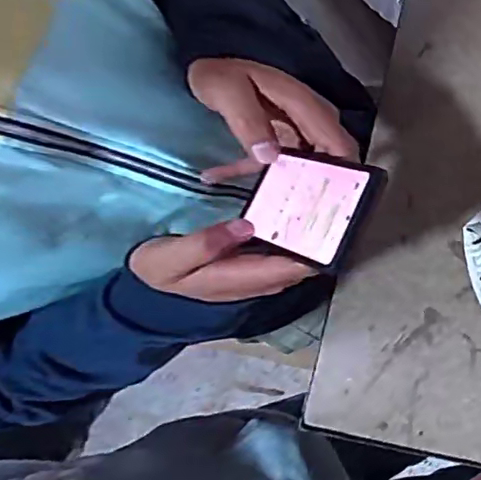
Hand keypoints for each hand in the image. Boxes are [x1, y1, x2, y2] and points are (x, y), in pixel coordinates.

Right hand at [129, 218, 316, 301]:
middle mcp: (270, 278)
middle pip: (310, 258)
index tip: (326, 219)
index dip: (319, 245)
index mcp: (252, 279)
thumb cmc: (162, 269)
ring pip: (305, 252)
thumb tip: (247, 226)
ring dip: (312, 231)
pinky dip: (298, 232)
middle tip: (326, 200)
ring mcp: (270, 271)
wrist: (154, 279)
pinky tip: (301, 207)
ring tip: (320, 199)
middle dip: (321, 234)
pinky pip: (292, 248)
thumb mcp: (169, 258)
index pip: (301, 266)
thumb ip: (204, 244)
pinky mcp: (265, 262)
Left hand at [189, 57, 357, 180]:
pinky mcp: (289, 132)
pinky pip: (289, 156)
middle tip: (291, 205)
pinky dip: (263, 169)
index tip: (320, 195)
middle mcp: (316, 120)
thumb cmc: (224, 68)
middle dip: (316, 184)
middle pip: (334, 160)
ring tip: (257, 195)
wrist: (216, 49)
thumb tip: (270, 157)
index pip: (341, 148)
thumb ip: (249, 123)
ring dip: (288, 180)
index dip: (340, 173)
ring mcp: (304, 126)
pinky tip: (226, 174)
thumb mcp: (227, 92)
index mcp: (309, 109)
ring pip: (311, 162)